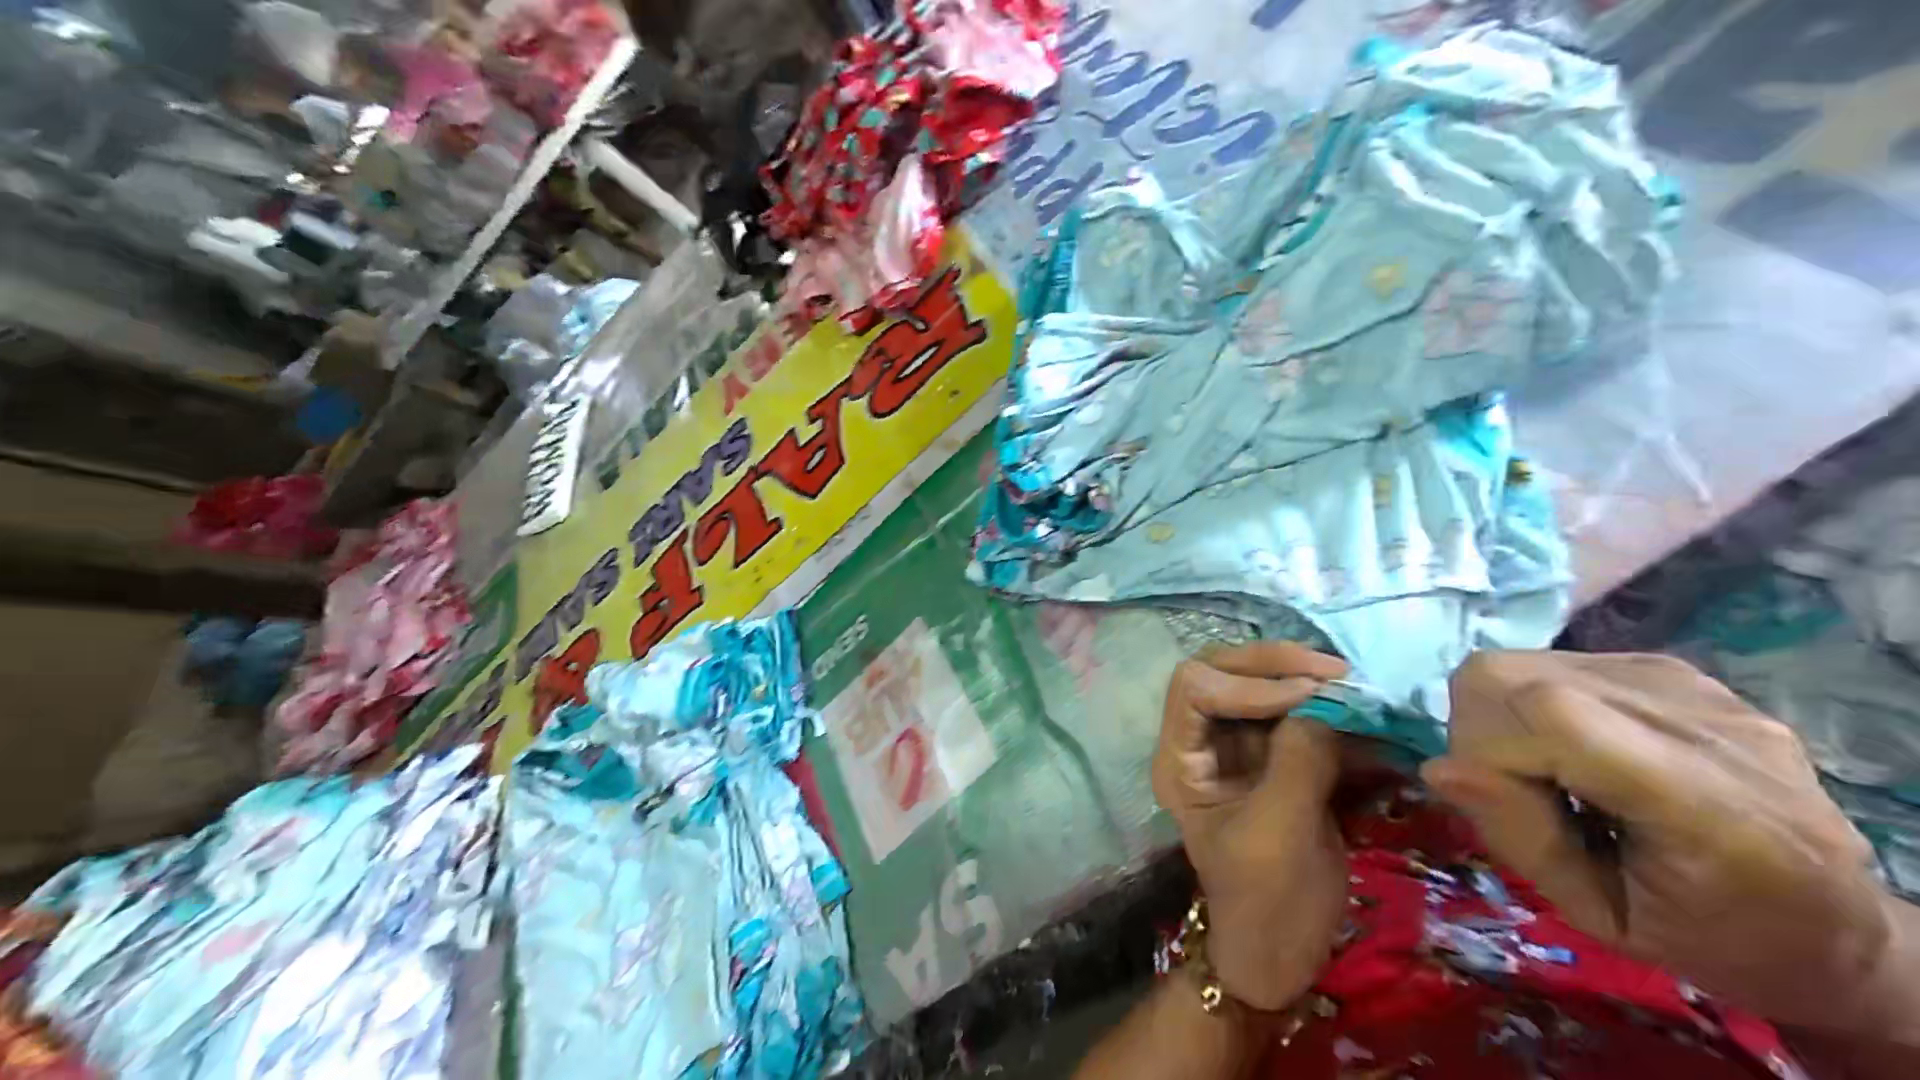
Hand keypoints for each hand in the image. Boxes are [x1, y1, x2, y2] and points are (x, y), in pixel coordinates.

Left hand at [1151, 642, 1348, 1010]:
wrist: (1282, 949)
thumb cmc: (1266, 899)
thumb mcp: (1279, 832)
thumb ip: (1296, 761)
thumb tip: (1320, 706)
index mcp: (1180, 758)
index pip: (1194, 686)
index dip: (1245, 683)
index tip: (1303, 697)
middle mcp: (1203, 741)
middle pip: (1225, 672)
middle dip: (1275, 665)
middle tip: (1336, 671)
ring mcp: (1239, 747)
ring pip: (1262, 688)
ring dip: (1306, 680)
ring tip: (1355, 687)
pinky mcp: (1275, 759)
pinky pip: (1296, 717)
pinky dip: (1329, 711)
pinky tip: (1365, 717)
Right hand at [1424, 651, 1913, 1037]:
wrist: (1832, 922)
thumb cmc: (1712, 939)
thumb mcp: (1606, 921)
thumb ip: (1524, 841)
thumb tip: (1440, 767)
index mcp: (1712, 808)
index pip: (1553, 715)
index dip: (1488, 749)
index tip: (1498, 803)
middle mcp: (1704, 724)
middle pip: (1510, 676)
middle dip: (1477, 730)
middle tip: (1515, 789)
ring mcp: (1691, 686)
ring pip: (1518, 664)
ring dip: (1499, 716)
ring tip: (1549, 771)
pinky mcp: (1670, 670)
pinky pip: (1551, 665)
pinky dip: (1531, 705)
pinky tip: (1576, 750)